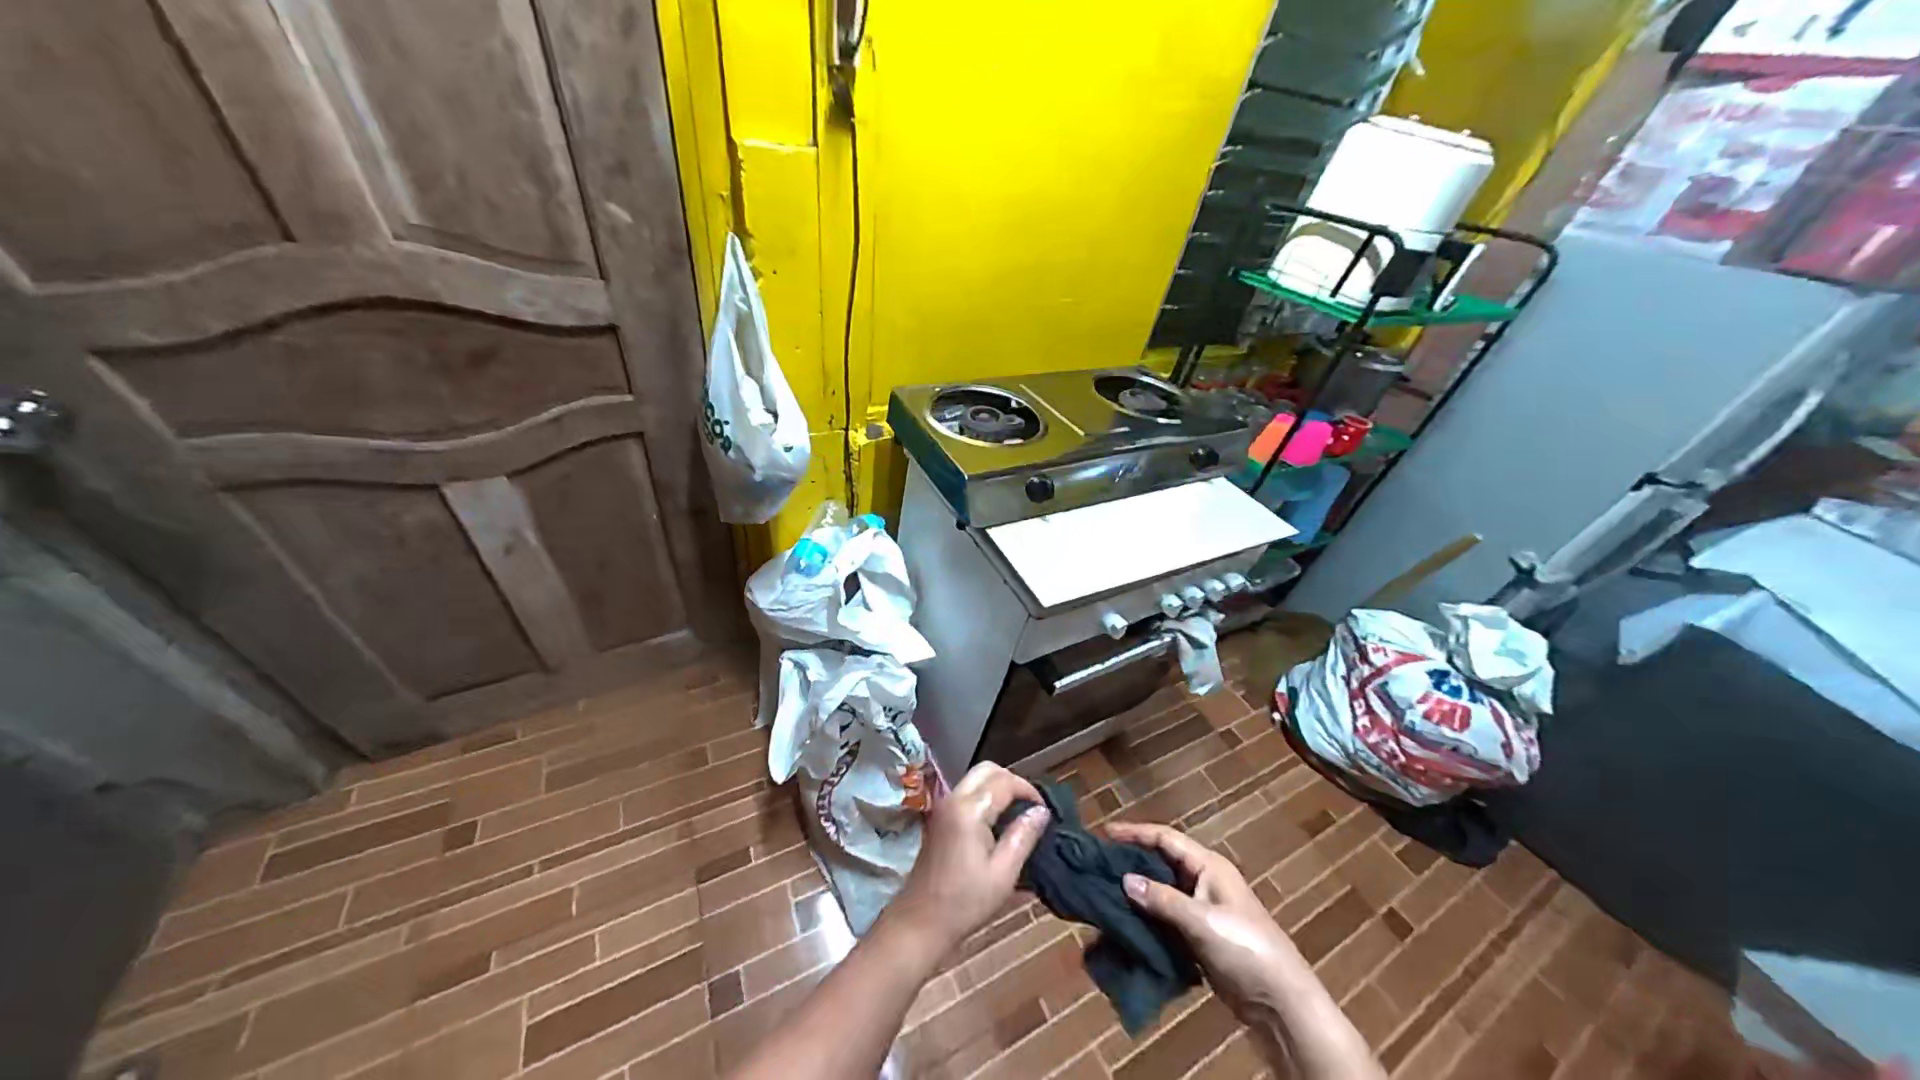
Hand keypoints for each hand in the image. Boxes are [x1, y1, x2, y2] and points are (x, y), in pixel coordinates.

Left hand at [886, 762, 1049, 956]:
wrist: (921, 921)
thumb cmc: (965, 902)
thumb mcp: (1003, 873)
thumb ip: (1023, 836)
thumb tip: (1041, 811)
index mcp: (969, 810)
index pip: (1004, 781)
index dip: (1028, 791)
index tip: (1044, 811)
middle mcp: (953, 799)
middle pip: (987, 769)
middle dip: (1012, 781)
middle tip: (1030, 807)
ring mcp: (943, 806)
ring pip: (975, 778)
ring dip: (998, 787)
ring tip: (1018, 814)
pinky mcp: (939, 817)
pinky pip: (967, 792)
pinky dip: (985, 795)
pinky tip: (998, 822)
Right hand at [1104, 821, 1306, 1023]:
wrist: (1281, 1000)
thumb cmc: (1244, 948)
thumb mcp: (1201, 920)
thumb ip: (1162, 899)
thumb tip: (1124, 879)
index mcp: (1209, 866)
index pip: (1166, 838)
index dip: (1135, 832)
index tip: (1104, 832)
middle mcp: (1204, 881)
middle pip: (1162, 861)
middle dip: (1132, 859)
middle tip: (1099, 862)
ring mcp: (1202, 909)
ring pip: (1162, 890)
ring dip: (1137, 890)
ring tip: (1104, 889)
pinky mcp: (1199, 935)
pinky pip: (1166, 916)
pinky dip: (1146, 916)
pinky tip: (1125, 921)